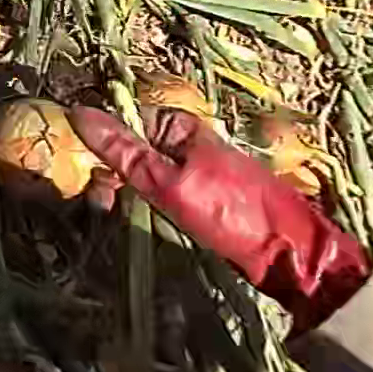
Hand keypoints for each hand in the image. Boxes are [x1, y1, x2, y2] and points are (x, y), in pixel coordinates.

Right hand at [69, 105, 370, 326]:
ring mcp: (190, 164)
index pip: (122, 119)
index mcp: (178, 124)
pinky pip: (154, 184)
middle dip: (108, 168)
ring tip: (110, 207)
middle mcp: (182, 138)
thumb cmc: (230, 214)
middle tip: (99, 197)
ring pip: (137, 166)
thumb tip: (77, 112)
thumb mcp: (168, 182)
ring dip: (119, 185)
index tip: (85, 166)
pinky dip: (138, 196)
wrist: (295, 259)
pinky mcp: (196, 190)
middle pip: (127, 143)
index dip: (99, 140)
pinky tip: (129, 212)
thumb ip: (122, 151)